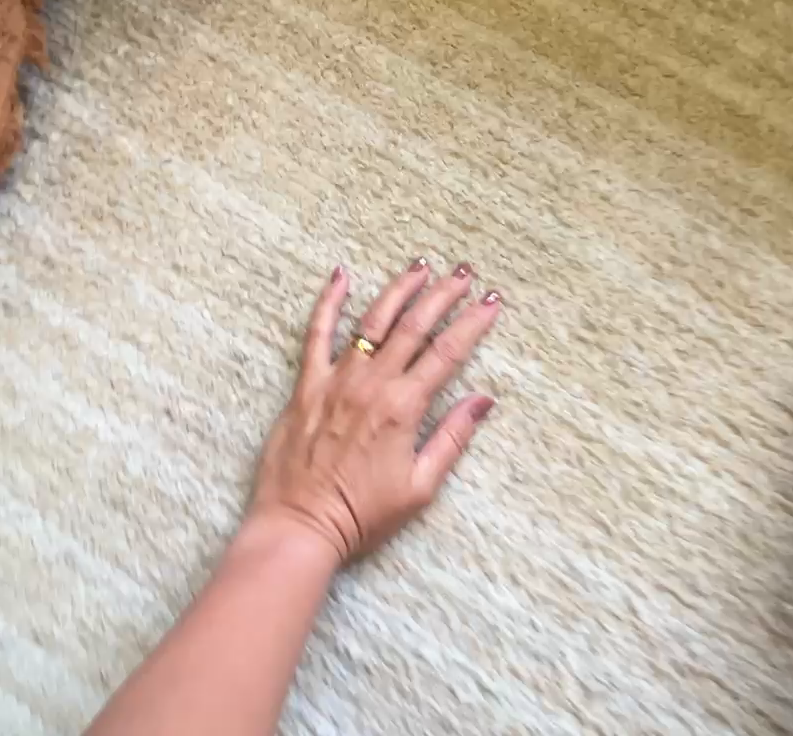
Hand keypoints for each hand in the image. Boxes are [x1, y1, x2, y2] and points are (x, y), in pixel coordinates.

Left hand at [247, 258, 503, 564]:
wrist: (299, 527)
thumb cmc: (361, 514)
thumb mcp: (419, 487)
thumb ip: (452, 438)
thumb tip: (483, 400)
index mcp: (403, 407)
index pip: (448, 352)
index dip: (473, 323)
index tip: (492, 302)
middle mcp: (372, 384)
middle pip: (415, 325)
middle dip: (443, 295)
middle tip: (464, 272)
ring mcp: (337, 379)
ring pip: (373, 320)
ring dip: (400, 289)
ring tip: (421, 266)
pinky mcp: (307, 384)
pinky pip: (317, 334)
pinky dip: (329, 302)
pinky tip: (341, 276)